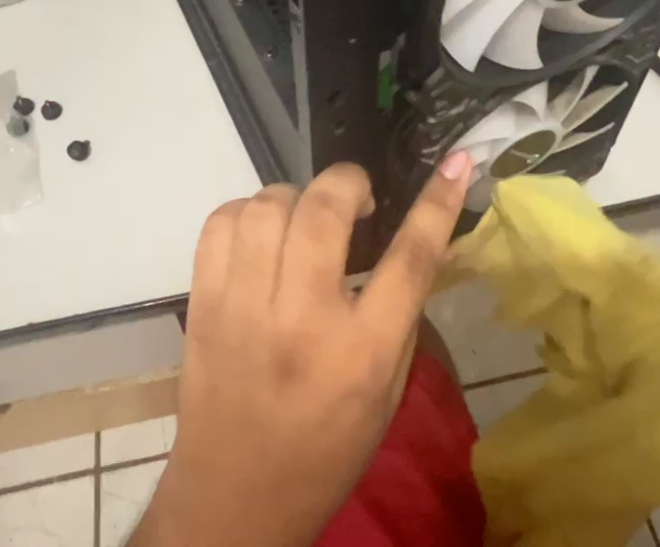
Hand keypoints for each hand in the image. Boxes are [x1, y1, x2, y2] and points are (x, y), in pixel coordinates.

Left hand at [129, 151, 473, 546]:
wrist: (235, 497)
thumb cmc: (327, 449)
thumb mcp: (388, 392)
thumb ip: (399, 313)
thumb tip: (413, 240)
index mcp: (362, 352)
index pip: (409, 259)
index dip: (437, 202)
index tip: (457, 162)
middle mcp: (301, 320)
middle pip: (325, 212)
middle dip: (349, 182)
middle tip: (359, 198)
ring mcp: (243, 308)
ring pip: (268, 207)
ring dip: (296, 195)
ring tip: (307, 216)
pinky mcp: (202, 304)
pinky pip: (221, 224)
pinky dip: (248, 211)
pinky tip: (264, 232)